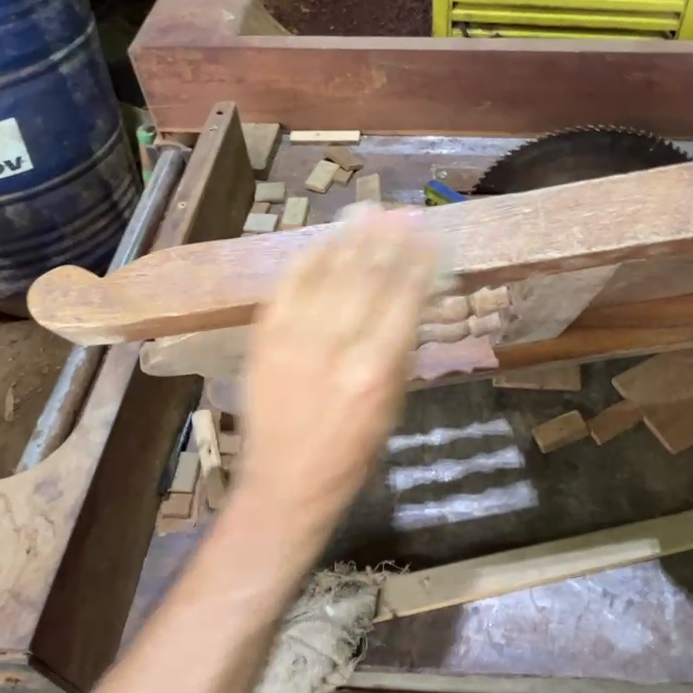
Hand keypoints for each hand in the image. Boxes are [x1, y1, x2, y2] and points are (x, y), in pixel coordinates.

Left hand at [237, 206, 439, 530]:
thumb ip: (400, 349)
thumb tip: (412, 298)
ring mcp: (293, 337)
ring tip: (369, 211)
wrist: (283, 481)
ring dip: (351, 238)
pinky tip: (326, 239)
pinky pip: (289, 285)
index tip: (429, 235)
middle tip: (402, 213)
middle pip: (366, 277)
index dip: (418, 262)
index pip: (402, 299)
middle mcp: (334, 346)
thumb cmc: (351, 452)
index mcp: (374, 369)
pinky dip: (309, 258)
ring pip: (328, 273)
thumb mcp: (392, 405)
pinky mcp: (264, 337)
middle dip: (388, 240)